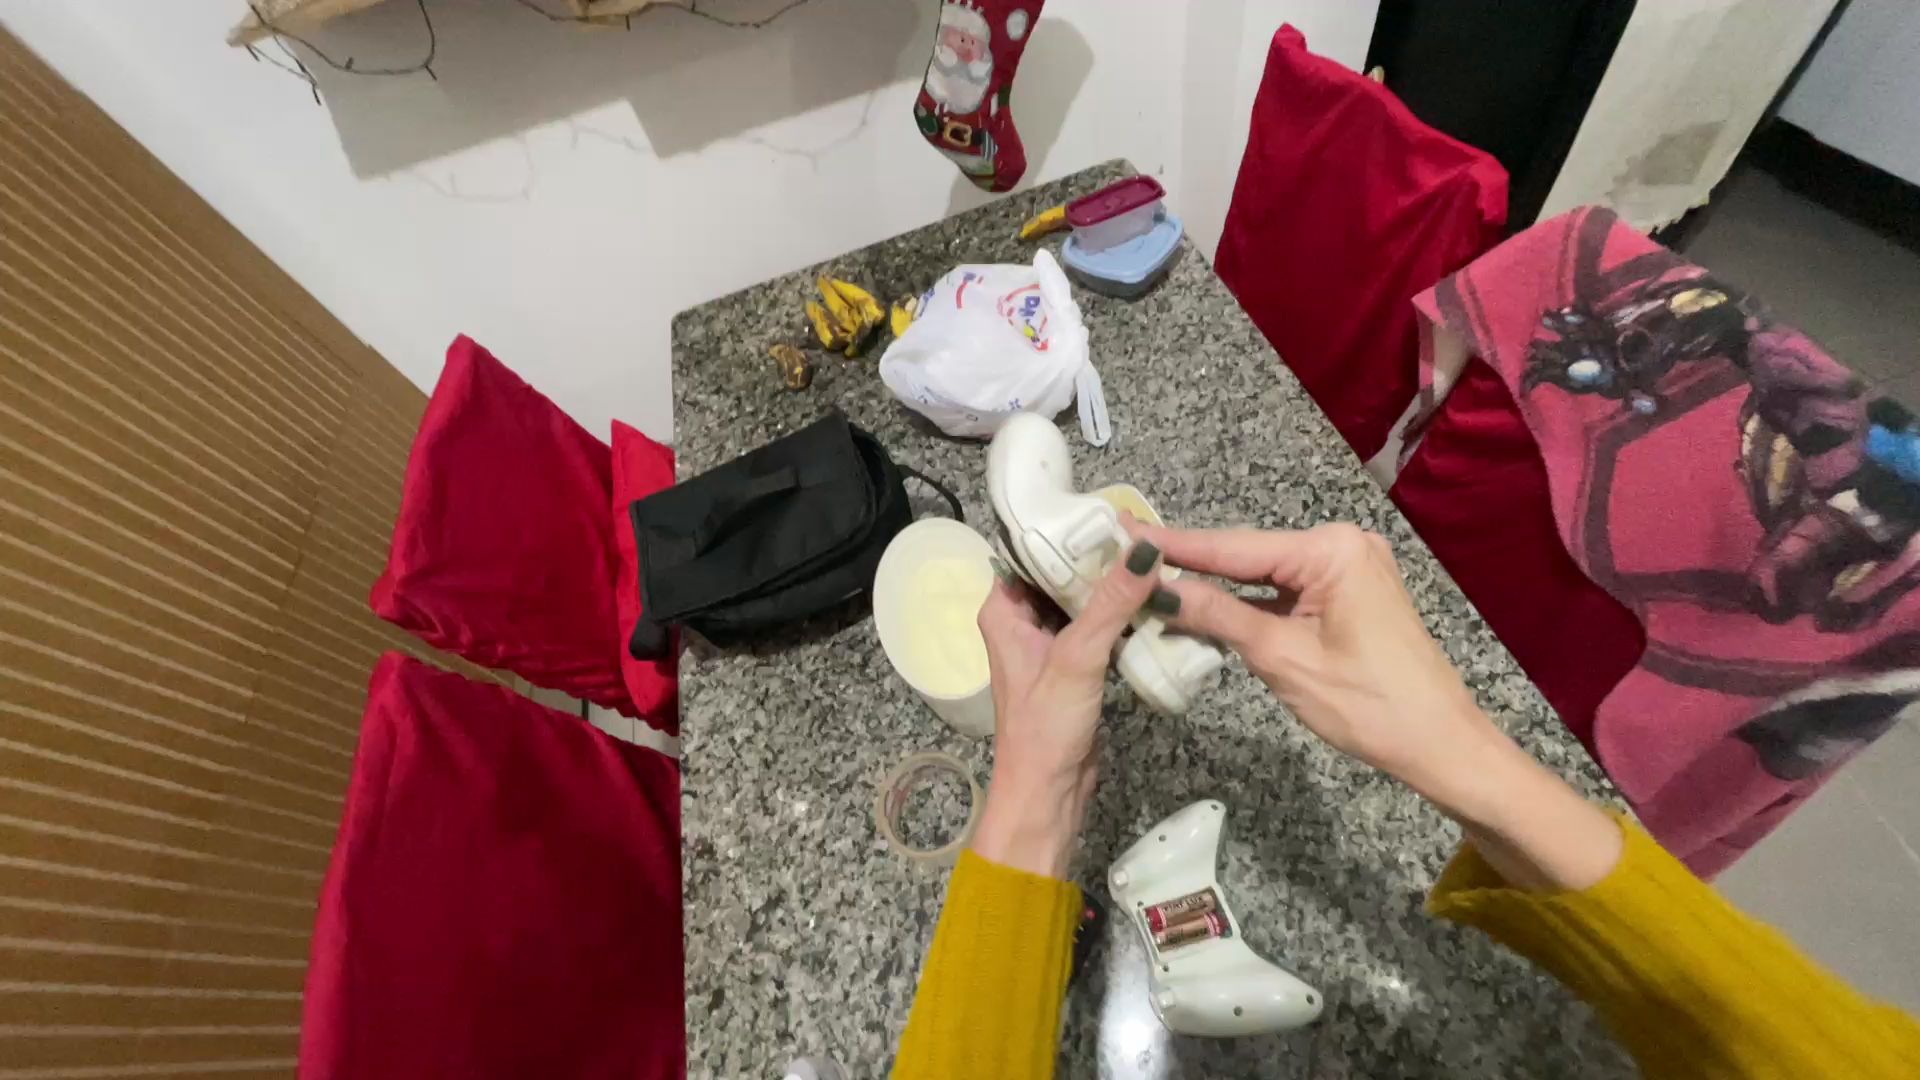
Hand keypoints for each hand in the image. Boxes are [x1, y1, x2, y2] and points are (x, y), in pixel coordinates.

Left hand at [969, 541, 1166, 877]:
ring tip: (1152, 561)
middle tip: (1142, 535)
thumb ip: (1111, 604)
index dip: (1063, 531)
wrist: (1049, 790)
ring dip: (1110, 588)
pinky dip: (1118, 616)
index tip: (1105, 514)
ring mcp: (1048, 643)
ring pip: (1080, 601)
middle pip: (1059, 574)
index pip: (1028, 553)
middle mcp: (1021, 621)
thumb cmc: (1046, 724)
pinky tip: (1150, 601)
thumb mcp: (1078, 657)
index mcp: (1003, 610)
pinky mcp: (1073, 664)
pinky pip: (1095, 627)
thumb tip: (1145, 550)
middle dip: (1096, 558)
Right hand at [1134, 520, 1620, 889]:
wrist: (1443, 748)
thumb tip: (1157, 589)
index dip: (1173, 544)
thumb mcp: (1280, 657)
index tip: (1125, 528)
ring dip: (1211, 585)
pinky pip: (1278, 592)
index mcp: (1330, 550)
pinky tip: (1198, 604)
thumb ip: (1216, 615)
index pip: (1232, 547)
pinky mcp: (1342, 594)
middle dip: (1188, 562)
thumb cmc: (1368, 705)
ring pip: (1258, 575)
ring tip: (1150, 577)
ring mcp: (1343, 569)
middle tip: (1128, 553)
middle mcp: (1339, 545)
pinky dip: (1242, 603)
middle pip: (1244, 556)